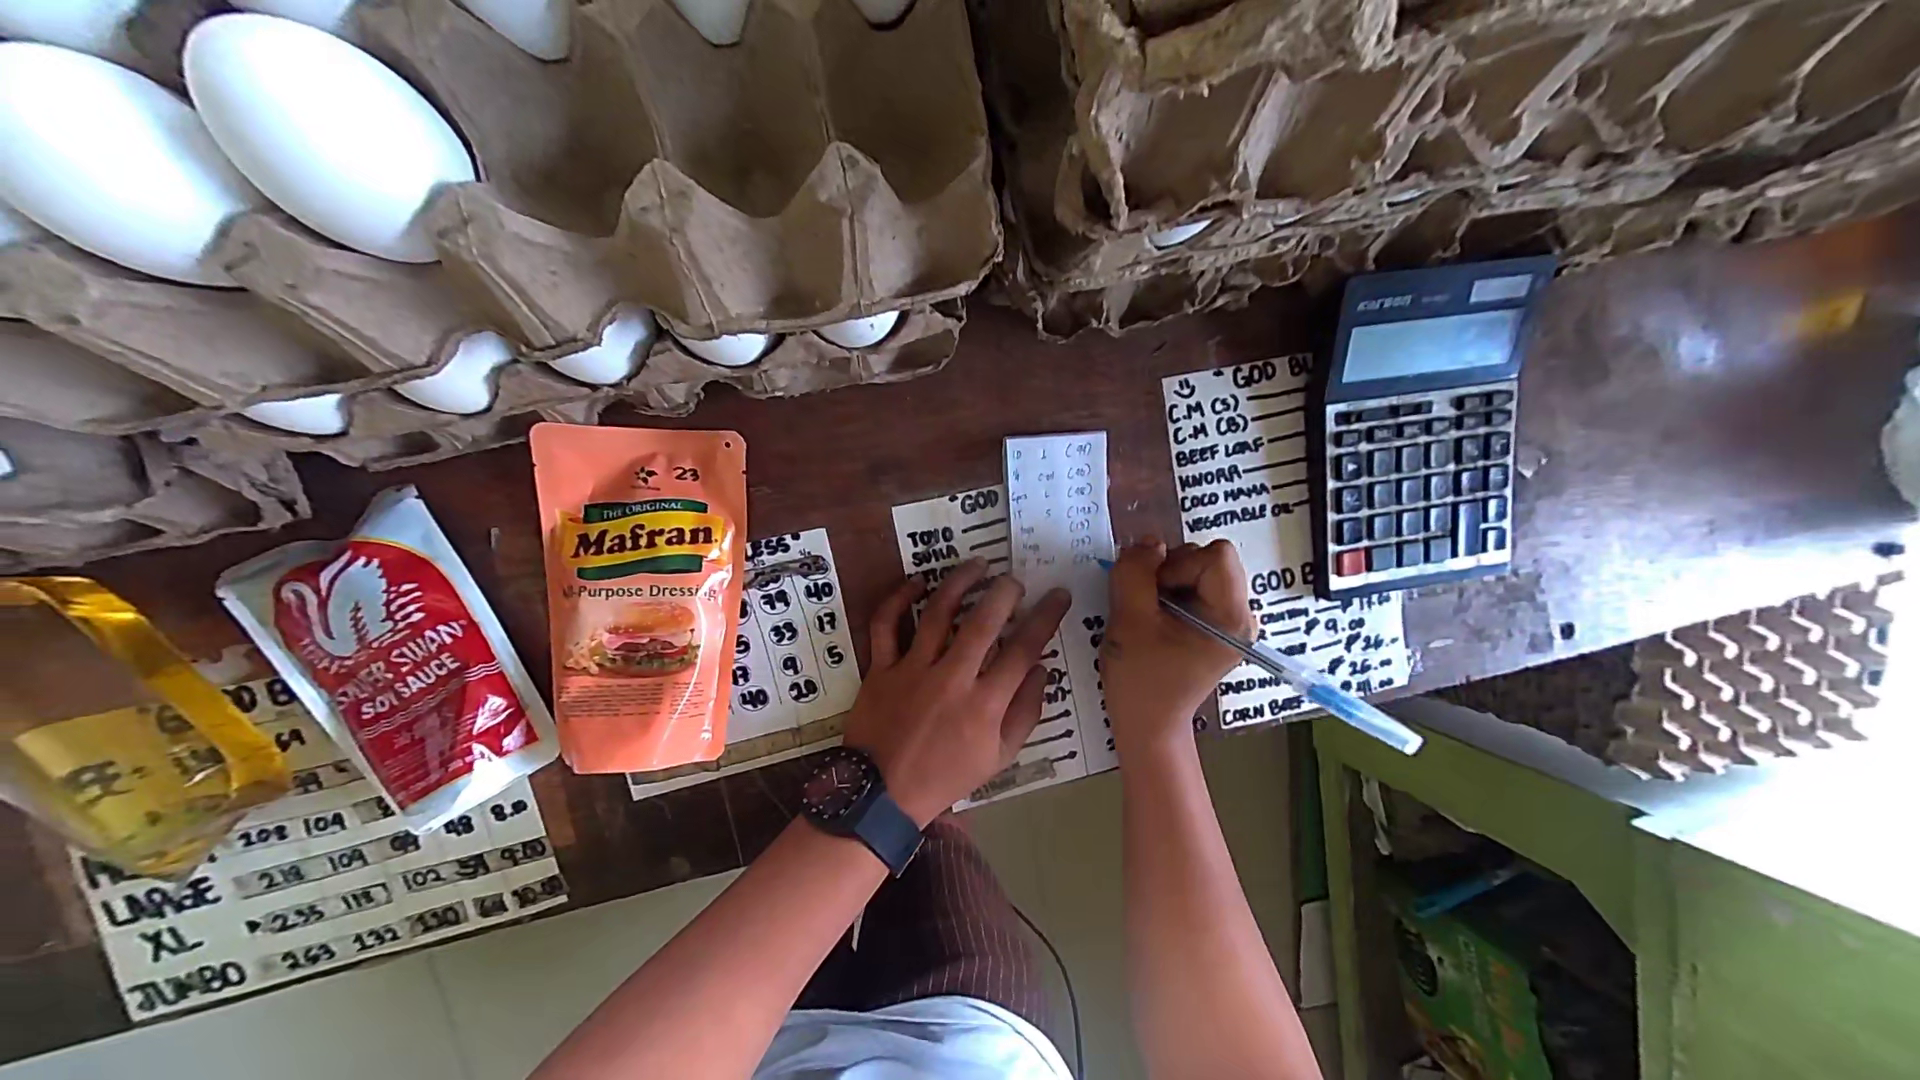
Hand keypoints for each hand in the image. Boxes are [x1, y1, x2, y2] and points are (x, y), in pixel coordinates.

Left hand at [842, 560, 1070, 825]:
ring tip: (976, 565)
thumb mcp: (998, 758)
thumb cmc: (946, 776)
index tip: (1058, 595)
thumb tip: (1041, 669)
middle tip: (1014, 578)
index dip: (1046, 616)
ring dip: (959, 583)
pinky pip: (886, 625)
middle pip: (983, 621)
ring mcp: (913, 669)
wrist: (882, 794)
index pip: (1023, 649)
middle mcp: (952, 678)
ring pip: (938, 613)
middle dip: (1004, 592)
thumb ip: (1025, 712)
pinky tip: (917, 583)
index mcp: (985, 703)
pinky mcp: (881, 668)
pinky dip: (898, 599)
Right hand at [1102, 537, 1252, 757]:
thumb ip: (1135, 573)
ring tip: (1150, 614)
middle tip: (1148, 604)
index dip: (1178, 564)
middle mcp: (1242, 614)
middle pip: (1209, 557)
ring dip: (1167, 581)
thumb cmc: (1141, 680)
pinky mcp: (1216, 623)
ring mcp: (1230, 619)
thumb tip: (1148, 542)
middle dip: (1171, 571)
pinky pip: (1194, 585)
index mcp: (1232, 617)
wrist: (1147, 722)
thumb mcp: (1129, 620)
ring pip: (1198, 568)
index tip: (1154, 593)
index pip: (1216, 555)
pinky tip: (1156, 618)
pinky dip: (1170, 592)